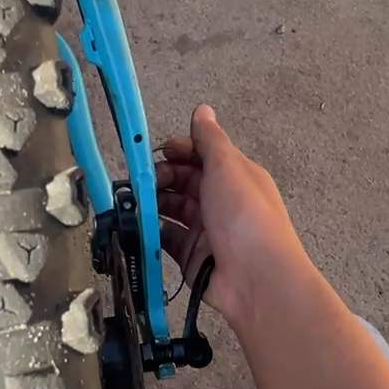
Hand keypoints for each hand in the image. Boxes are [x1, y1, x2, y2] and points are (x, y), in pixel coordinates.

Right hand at [156, 105, 312, 324]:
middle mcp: (220, 199)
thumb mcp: (228, 167)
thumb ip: (210, 139)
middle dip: (160, 177)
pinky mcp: (191, 256)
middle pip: (183, 180)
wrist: (256, 278)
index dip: (179, 150)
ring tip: (133, 202)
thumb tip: (202, 109)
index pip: (201, 155)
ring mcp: (205, 229)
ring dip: (152, 202)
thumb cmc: (244, 215)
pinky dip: (151, 230)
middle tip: (140, 181)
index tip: (157, 153)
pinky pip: (166, 238)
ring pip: (171, 208)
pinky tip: (136, 225)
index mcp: (234, 175)